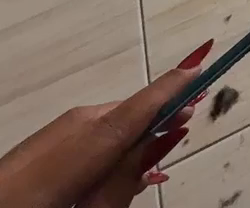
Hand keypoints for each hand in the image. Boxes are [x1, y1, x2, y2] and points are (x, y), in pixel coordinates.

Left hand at [0, 39, 214, 207]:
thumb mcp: (95, 207)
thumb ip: (131, 174)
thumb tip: (167, 135)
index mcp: (96, 135)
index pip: (149, 100)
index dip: (180, 80)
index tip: (208, 56)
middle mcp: (80, 120)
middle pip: (134, 111)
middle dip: (157, 123)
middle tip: (177, 139)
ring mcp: (58, 127)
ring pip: (112, 124)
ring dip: (129, 142)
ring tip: (130, 177)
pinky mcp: (41, 139)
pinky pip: (89, 134)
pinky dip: (106, 147)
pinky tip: (102, 177)